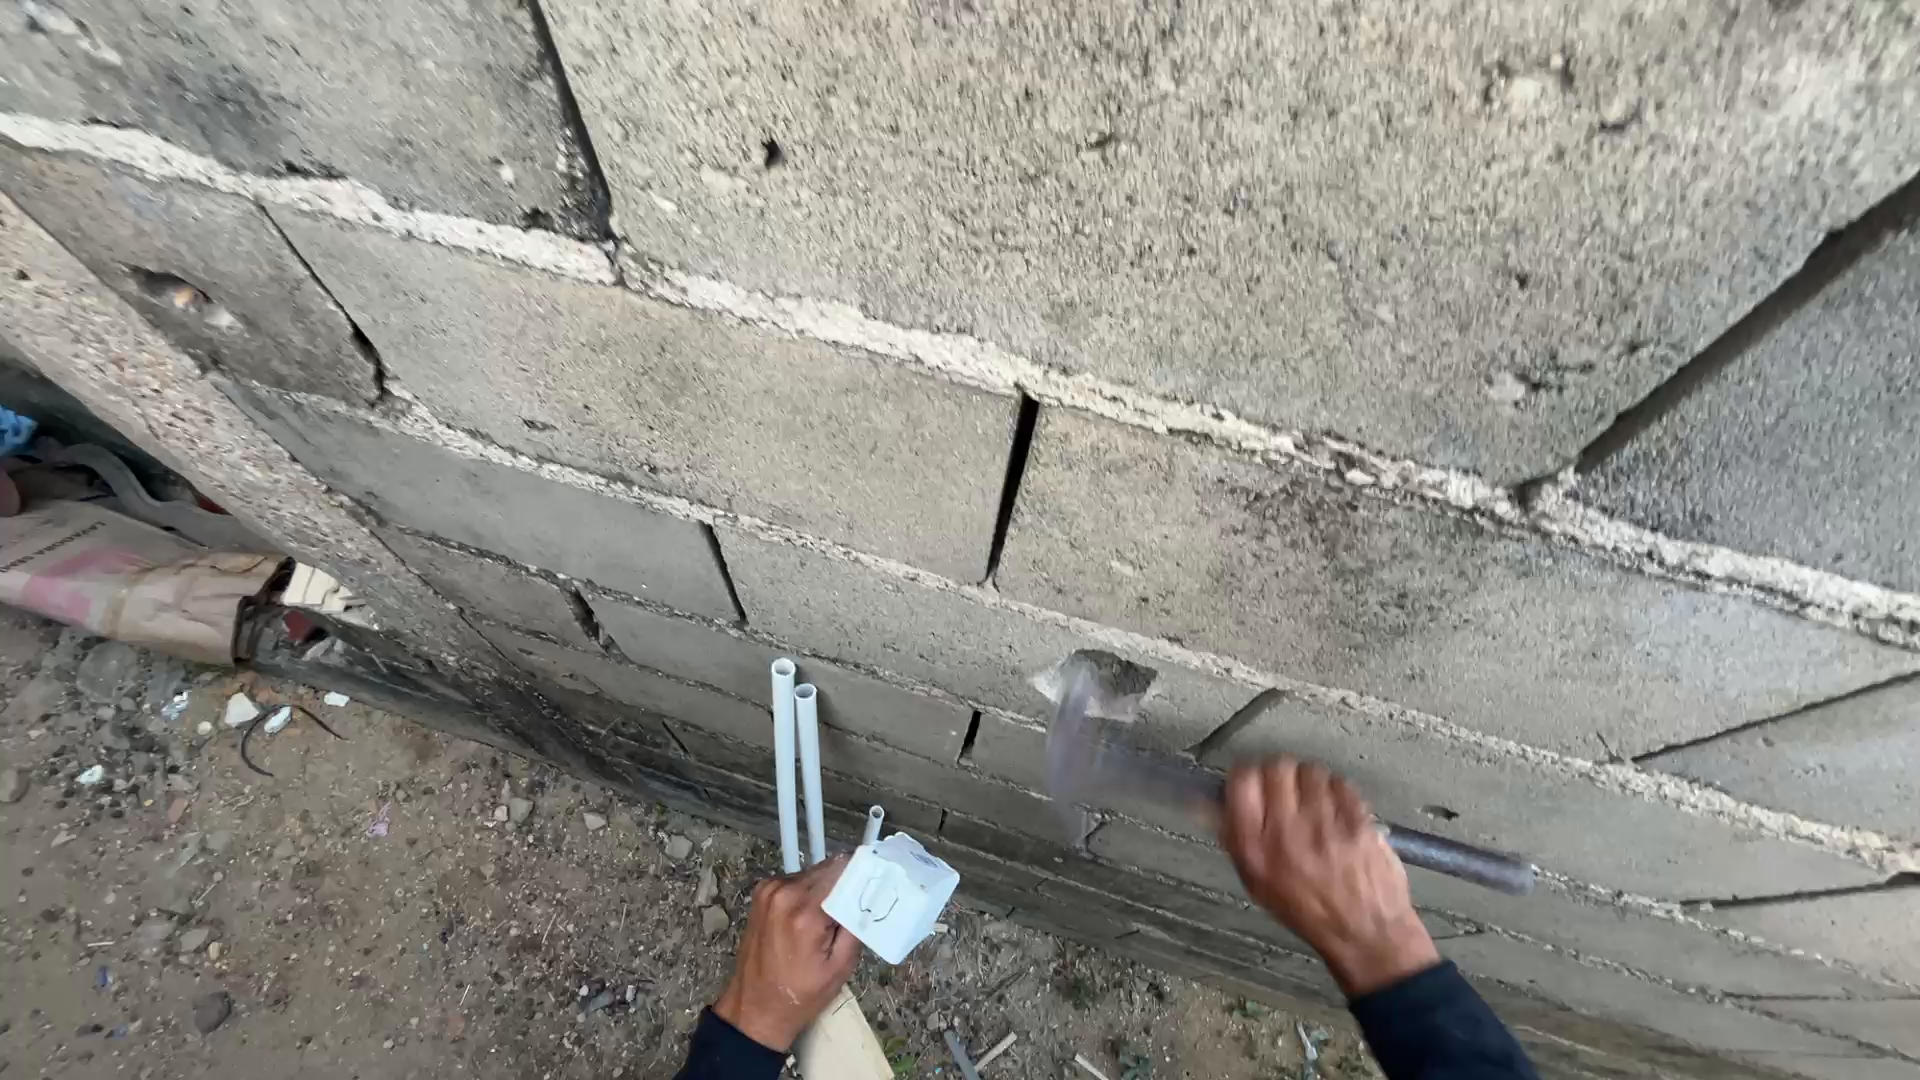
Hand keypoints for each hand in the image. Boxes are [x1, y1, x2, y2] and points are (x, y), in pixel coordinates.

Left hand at [711, 854, 861, 1051]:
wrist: (753, 1011)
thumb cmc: (801, 995)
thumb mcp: (841, 966)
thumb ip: (856, 923)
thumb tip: (867, 892)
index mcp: (806, 912)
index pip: (843, 870)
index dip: (860, 875)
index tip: (873, 885)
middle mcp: (785, 892)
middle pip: (828, 869)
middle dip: (843, 885)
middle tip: (852, 909)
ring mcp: (770, 889)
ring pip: (812, 874)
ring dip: (824, 889)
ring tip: (827, 919)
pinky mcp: (762, 892)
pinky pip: (796, 881)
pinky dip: (806, 893)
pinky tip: (806, 918)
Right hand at [1218, 757, 1438, 997]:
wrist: (1365, 935)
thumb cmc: (1307, 909)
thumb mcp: (1254, 879)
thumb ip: (1230, 834)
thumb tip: (1206, 800)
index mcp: (1255, 847)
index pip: (1241, 781)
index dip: (1244, 774)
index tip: (1250, 778)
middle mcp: (1287, 833)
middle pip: (1275, 768)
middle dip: (1276, 773)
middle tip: (1282, 786)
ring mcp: (1325, 826)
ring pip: (1308, 770)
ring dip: (1307, 780)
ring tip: (1311, 798)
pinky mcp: (1357, 822)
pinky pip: (1339, 782)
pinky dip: (1335, 790)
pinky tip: (1334, 808)